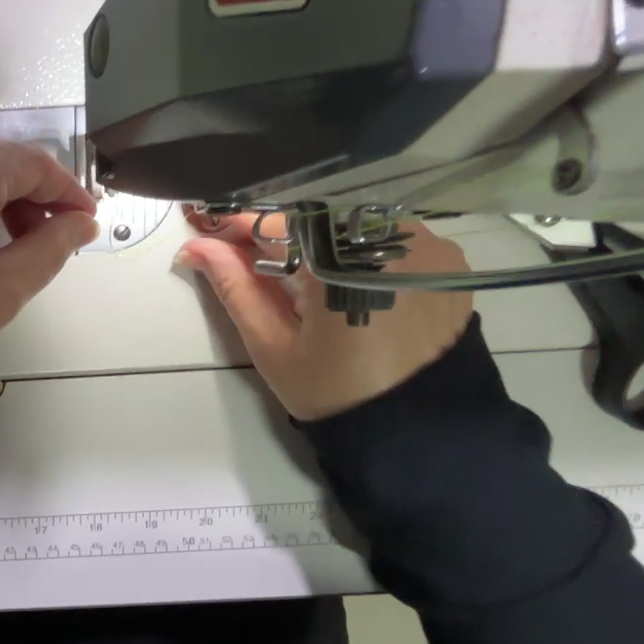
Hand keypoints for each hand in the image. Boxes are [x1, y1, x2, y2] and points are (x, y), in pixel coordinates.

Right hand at [177, 212, 473, 420]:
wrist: (412, 424)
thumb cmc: (331, 390)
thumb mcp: (271, 344)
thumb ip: (234, 288)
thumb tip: (196, 249)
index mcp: (340, 265)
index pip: (281, 223)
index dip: (242, 223)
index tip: (212, 223)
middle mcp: (389, 242)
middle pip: (319, 218)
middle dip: (281, 232)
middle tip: (248, 251)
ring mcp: (427, 246)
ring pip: (356, 224)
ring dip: (323, 238)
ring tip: (301, 270)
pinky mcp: (448, 259)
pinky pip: (393, 237)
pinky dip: (361, 248)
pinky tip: (346, 277)